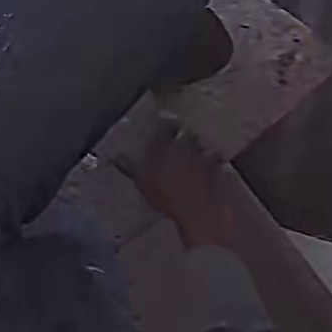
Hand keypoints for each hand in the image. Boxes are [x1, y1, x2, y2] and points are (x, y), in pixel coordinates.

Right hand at [110, 114, 235, 249]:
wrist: (198, 212)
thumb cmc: (165, 196)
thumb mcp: (141, 181)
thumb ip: (128, 166)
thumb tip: (114, 155)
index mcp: (164, 146)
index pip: (165, 126)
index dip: (164, 121)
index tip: (161, 119)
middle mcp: (184, 147)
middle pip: (186, 133)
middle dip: (183, 132)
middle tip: (178, 134)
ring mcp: (203, 158)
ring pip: (202, 144)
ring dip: (199, 144)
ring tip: (194, 147)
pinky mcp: (218, 171)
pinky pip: (216, 159)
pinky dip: (213, 158)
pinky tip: (211, 162)